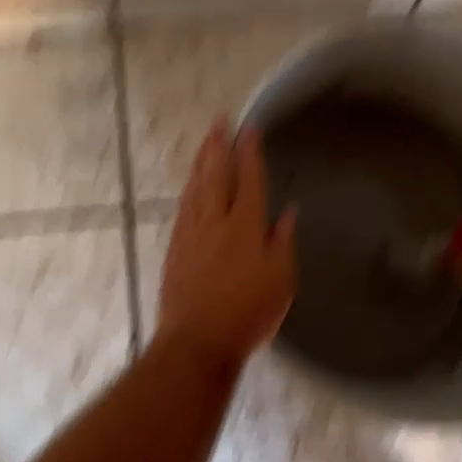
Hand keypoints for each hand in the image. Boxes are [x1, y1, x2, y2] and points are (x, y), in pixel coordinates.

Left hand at [157, 120, 296, 369]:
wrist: (196, 341)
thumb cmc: (247, 313)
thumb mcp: (281, 281)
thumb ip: (282, 242)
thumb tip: (287, 212)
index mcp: (244, 225)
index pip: (248, 178)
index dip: (250, 151)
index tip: (250, 127)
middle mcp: (214, 221)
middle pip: (215, 173)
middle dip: (219, 144)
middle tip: (220, 120)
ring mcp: (190, 233)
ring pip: (195, 187)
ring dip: (201, 161)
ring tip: (206, 142)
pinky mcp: (175, 248)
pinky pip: (183, 206)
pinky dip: (189, 188)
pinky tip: (190, 185)